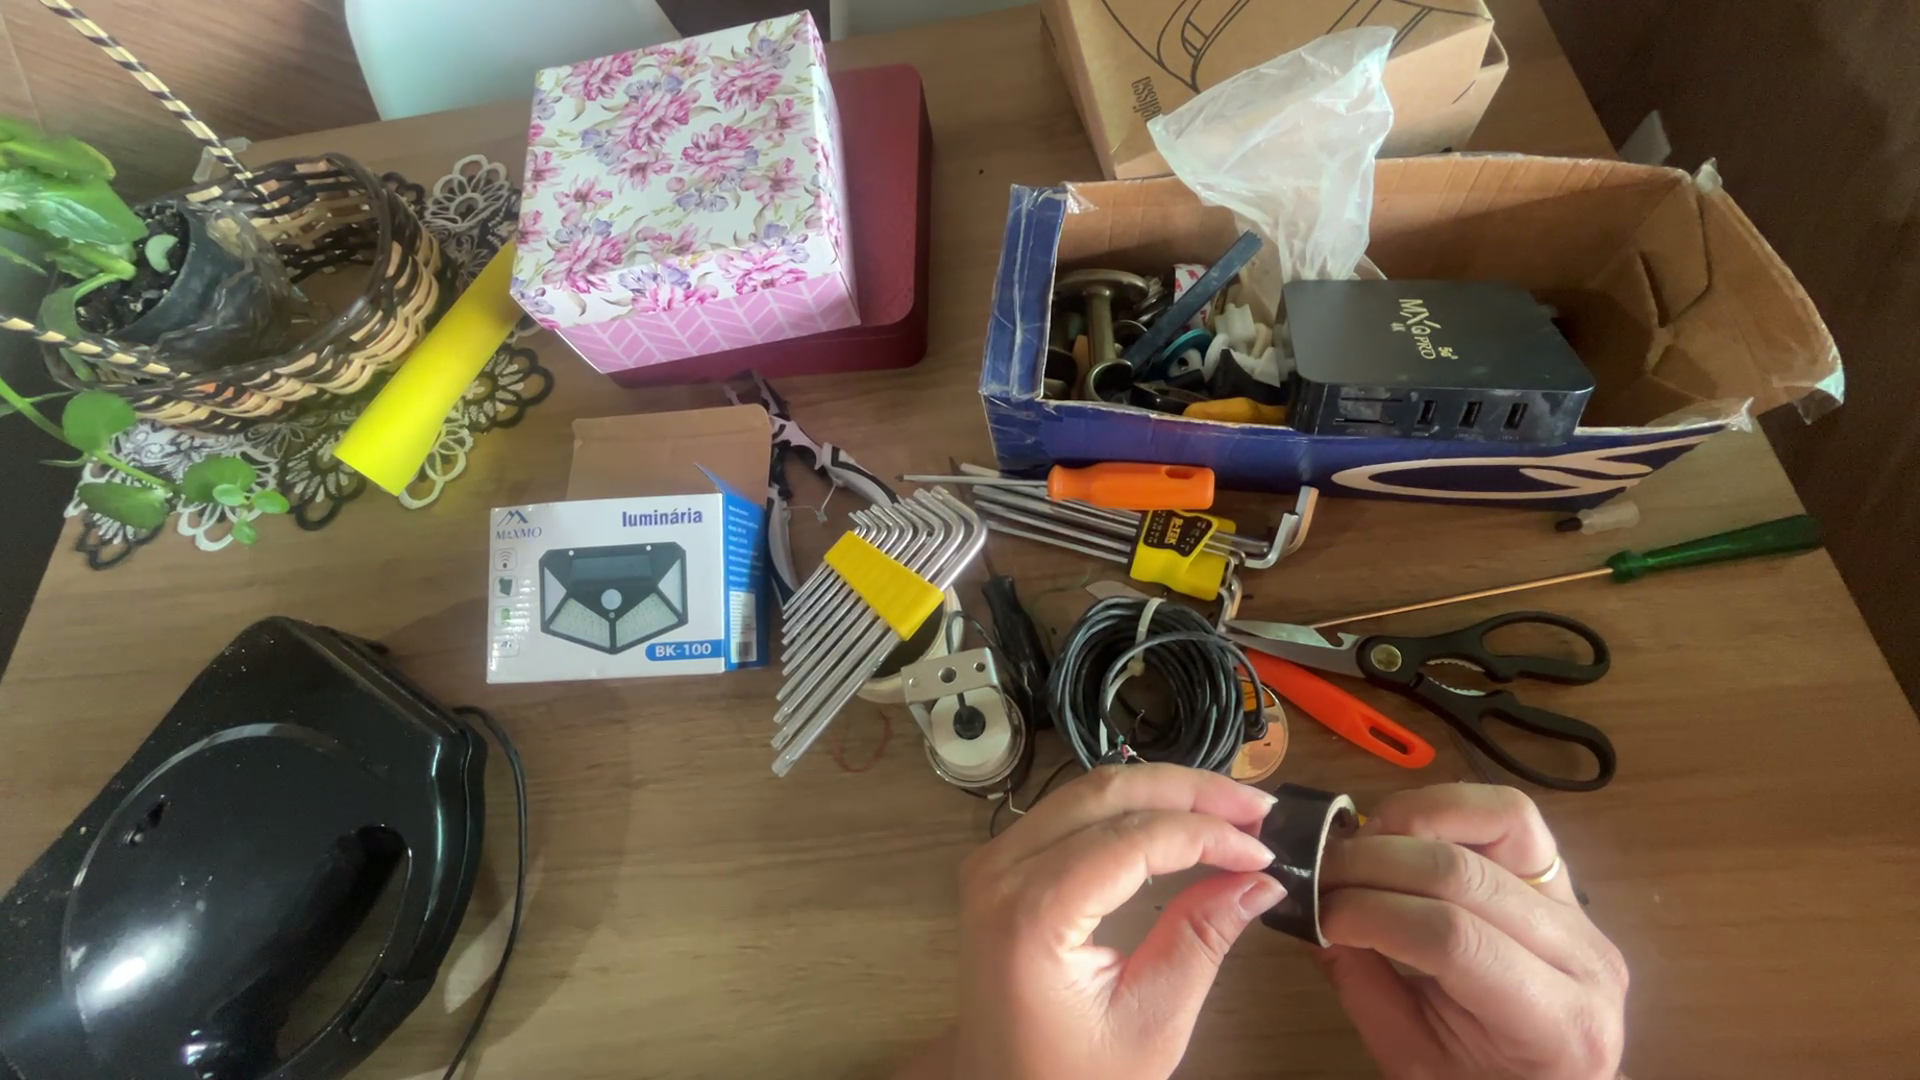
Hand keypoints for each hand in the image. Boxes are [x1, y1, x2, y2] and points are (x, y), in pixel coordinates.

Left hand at [943, 764, 1285, 1079]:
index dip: (1204, 833)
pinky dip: (1130, 804)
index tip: (1266, 846)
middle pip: (1105, 794)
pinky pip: (1072, 808)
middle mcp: (1001, 865)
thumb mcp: (1150, 1024)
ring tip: (1227, 805)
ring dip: (1161, 788)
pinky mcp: (1000, 855)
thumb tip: (1261, 879)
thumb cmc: (1071, 1076)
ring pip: (1089, 790)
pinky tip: (1176, 813)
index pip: (1129, 841)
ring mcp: (994, 855)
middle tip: (1257, 806)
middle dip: (1187, 790)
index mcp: (1031, 914)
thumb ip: (1200, 939)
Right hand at [1317, 783, 1627, 1079]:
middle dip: (1368, 860)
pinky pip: (1505, 812)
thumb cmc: (1473, 1079)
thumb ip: (1358, 977)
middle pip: (1460, 871)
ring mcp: (1576, 906)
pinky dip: (1440, 805)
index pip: (1451, 937)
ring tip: (1363, 844)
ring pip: (1494, 820)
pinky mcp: (1557, 874)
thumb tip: (1307, 904)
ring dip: (1404, 819)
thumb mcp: (1407, 1055)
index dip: (1369, 911)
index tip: (1320, 913)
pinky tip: (1401, 831)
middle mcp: (1582, 956)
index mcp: (1555, 1024)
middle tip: (1319, 871)